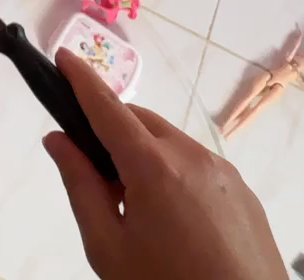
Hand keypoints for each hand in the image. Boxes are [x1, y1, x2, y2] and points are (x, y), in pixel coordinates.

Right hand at [44, 49, 284, 279]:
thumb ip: (80, 186)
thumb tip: (58, 139)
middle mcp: (191, 154)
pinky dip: (174, 172)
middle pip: (139, 121)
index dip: (81, 79)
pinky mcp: (245, 193)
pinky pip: (197, 165)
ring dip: (144, 153)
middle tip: (95, 173)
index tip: (62, 55)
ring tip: (137, 207)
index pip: (107, 107)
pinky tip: (175, 220)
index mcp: (153, 165)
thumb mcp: (109, 248)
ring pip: (168, 141)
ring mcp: (224, 172)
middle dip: (111, 130)